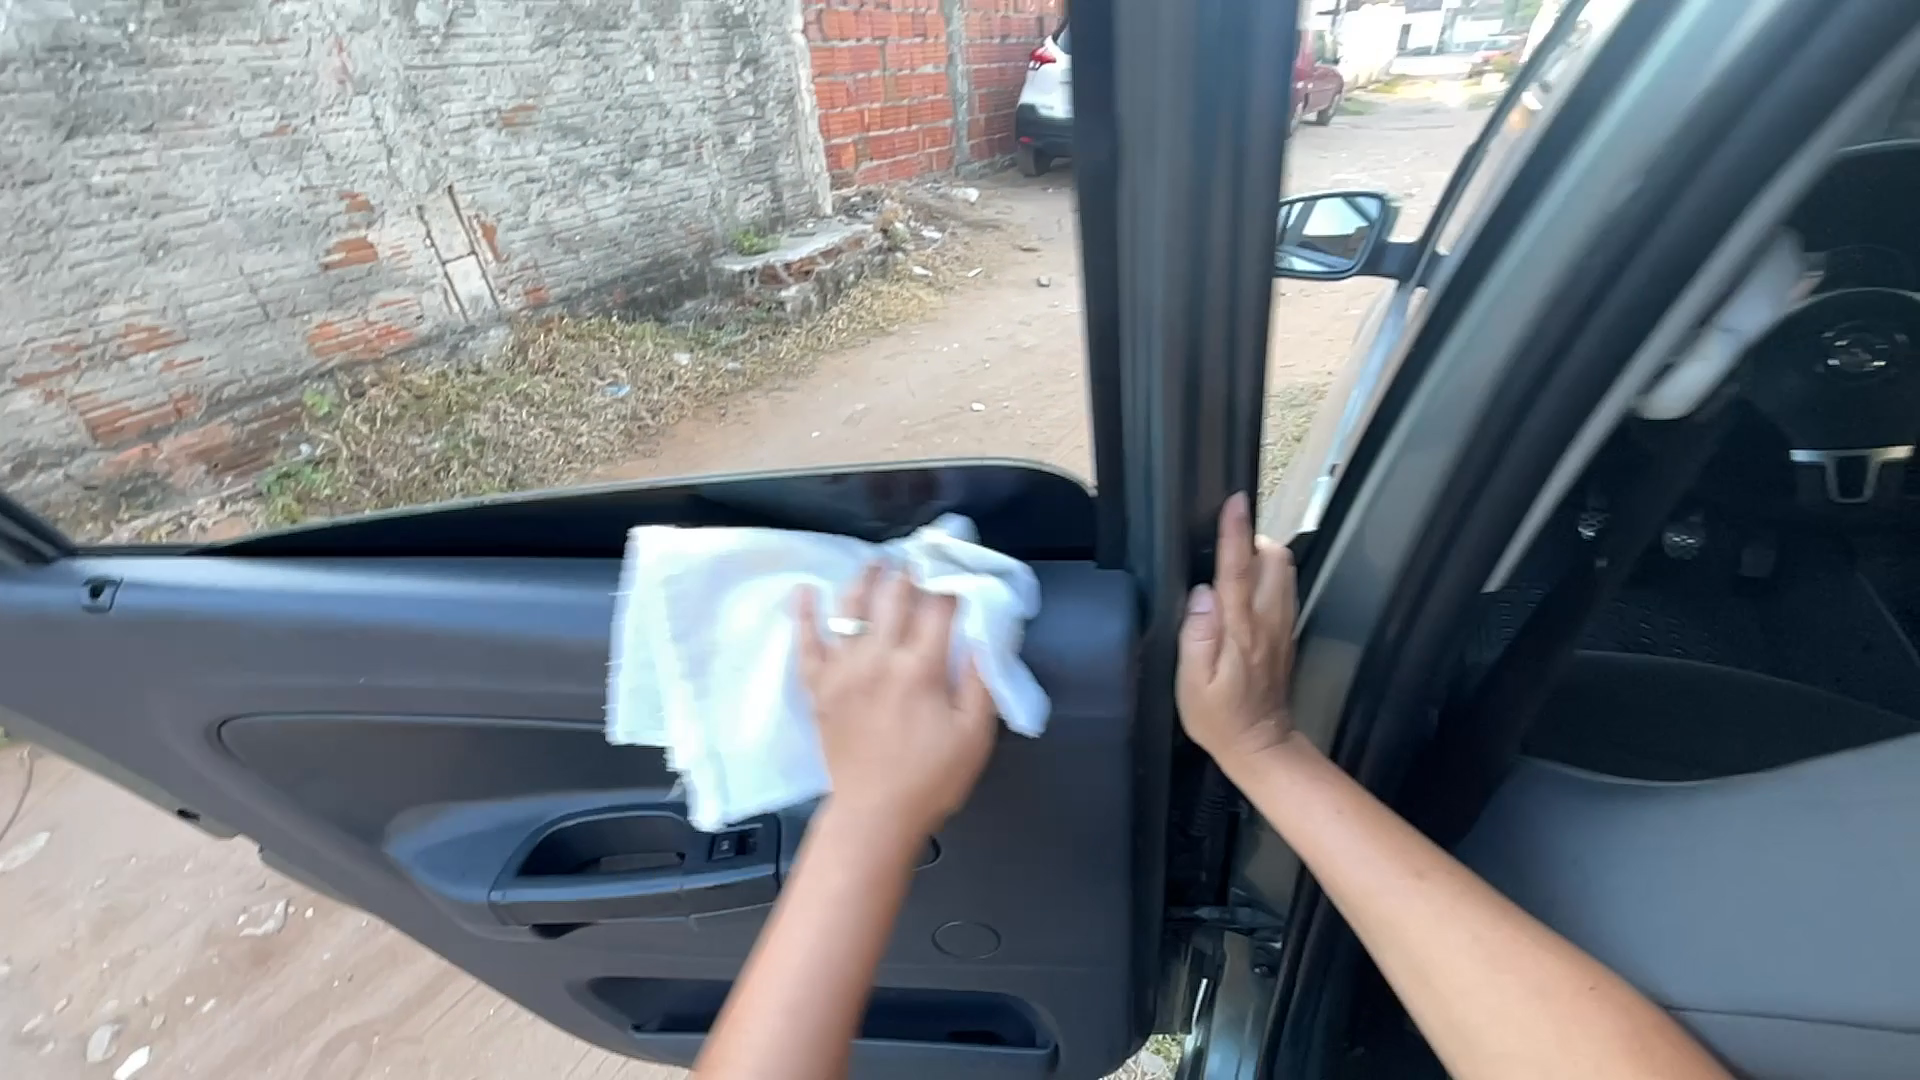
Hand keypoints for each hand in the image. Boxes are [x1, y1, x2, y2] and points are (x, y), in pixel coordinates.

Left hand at [794, 564, 998, 836]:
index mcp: (921, 669)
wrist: (874, 816)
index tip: (955, 571)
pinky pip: (806, 643)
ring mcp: (843, 670)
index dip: (949, 584)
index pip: (938, 608)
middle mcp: (879, 658)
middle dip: (909, 572)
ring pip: (851, 609)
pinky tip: (805, 591)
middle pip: (894, 597)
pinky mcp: (819, 687)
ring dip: (866, 579)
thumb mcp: (975, 734)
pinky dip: (804, 616)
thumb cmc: (931, 777)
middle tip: (917, 558)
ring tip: (877, 561)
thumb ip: (982, 681)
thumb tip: (985, 636)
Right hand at [1176, 492, 1298, 763]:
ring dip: (1262, 554)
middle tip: (1224, 541)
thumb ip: (1196, 635)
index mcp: (1240, 628)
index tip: (1234, 501)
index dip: (1235, 532)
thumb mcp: (1192, 682)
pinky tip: (1249, 581)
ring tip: (1234, 558)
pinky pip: (1284, 588)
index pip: (1238, 568)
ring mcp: (1282, 625)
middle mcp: (1267, 620)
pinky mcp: (1286, 633)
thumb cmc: (1217, 716)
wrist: (1260, 745)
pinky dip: (1269, 573)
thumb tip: (1199, 593)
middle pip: (1275, 560)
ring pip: (1285, 571)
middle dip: (1253, 539)